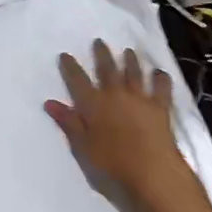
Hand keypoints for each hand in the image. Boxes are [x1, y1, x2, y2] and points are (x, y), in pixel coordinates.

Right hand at [45, 39, 202, 211]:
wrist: (151, 170)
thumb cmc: (111, 163)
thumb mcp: (82, 146)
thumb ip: (68, 122)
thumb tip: (49, 102)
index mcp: (93, 104)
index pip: (77, 80)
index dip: (70, 66)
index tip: (65, 54)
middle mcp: (115, 94)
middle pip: (107, 69)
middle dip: (102, 54)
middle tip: (99, 41)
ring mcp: (140, 97)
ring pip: (133, 72)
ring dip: (130, 60)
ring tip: (128, 50)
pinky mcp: (160, 106)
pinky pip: (161, 86)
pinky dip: (160, 78)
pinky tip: (160, 72)